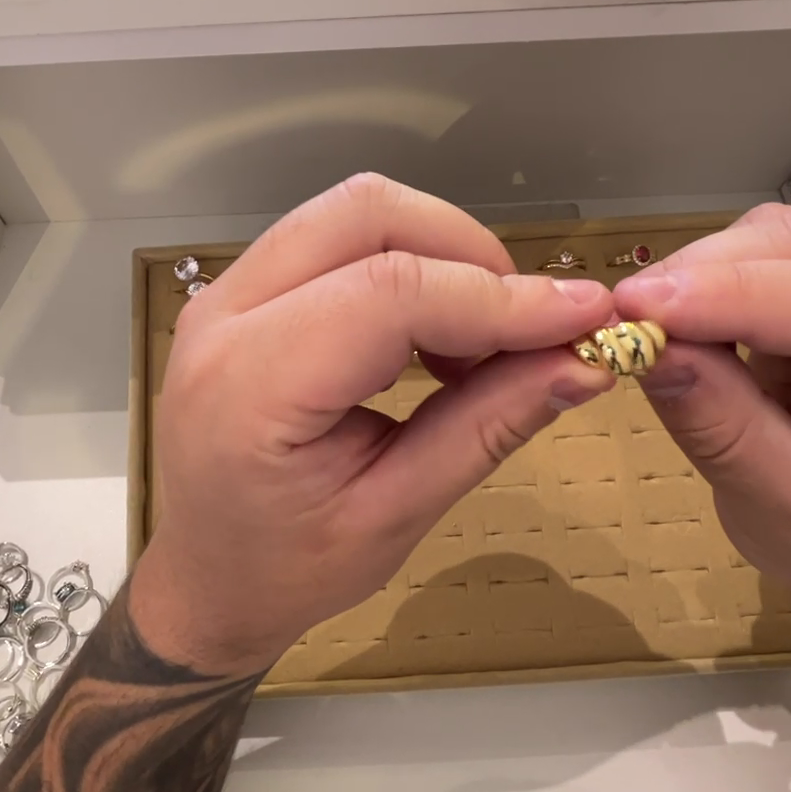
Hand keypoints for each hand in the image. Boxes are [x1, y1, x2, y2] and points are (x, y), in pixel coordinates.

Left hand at [129, 175, 618, 674]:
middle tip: (522, 328)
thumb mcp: (395, 516)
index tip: (588, 318)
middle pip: (367, 214)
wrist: (202, 578)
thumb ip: (486, 428)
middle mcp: (225, 313)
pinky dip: (406, 264)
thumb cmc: (286, 569)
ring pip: (354, 214)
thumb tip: (582, 363)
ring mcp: (227, 291)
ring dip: (439, 254)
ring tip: (476, 341)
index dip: (499, 297)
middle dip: (468, 253)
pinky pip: (337, 239)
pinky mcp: (244, 290)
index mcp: (249, 386)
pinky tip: (431, 333)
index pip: (389, 292)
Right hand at [611, 205, 790, 628]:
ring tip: (652, 321)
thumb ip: (726, 432)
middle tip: (623, 315)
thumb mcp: (787, 516)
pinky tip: (690, 316)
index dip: (740, 296)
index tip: (636, 305)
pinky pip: (786, 251)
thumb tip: (651, 349)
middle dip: (712, 273)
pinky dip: (722, 276)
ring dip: (710, 269)